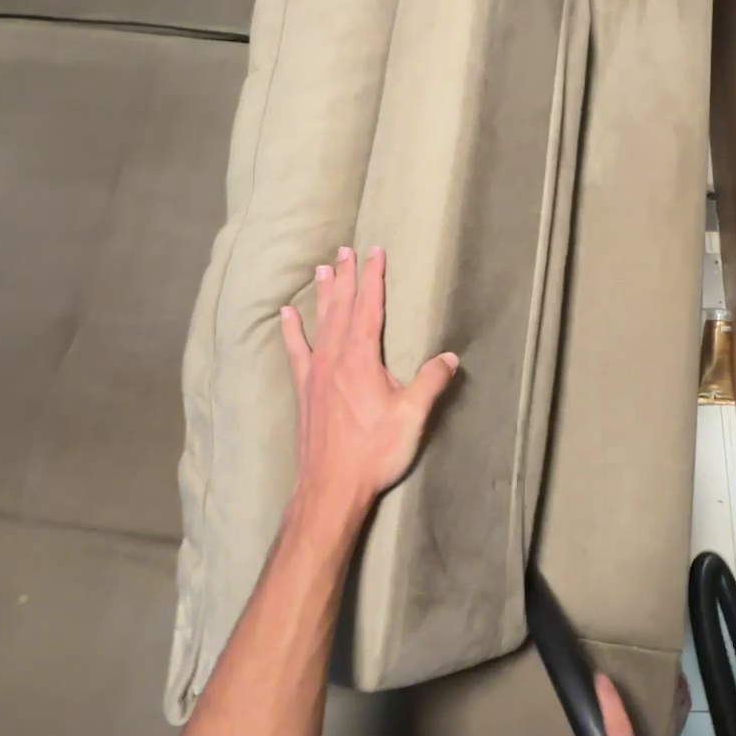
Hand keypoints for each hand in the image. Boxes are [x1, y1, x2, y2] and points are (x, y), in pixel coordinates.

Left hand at [280, 246, 458, 511]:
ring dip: (323, 294)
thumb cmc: (373, 452)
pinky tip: (286, 314)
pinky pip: (296, 350)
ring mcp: (315, 372)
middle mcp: (334, 357)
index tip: (374, 252)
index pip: (369, 308)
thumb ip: (430, 383)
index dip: (373, 278)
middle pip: (341, 307)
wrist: (330, 486)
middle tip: (345, 250)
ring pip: (319, 322)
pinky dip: (292, 330)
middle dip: (346, 276)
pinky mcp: (305, 389)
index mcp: (361, 358)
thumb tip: (449, 357)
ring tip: (322, 268)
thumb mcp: (412, 417)